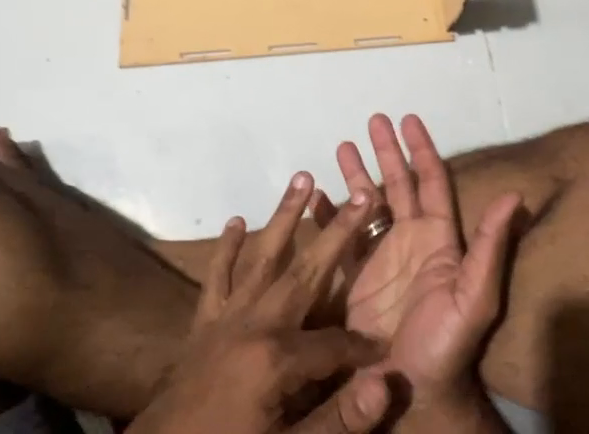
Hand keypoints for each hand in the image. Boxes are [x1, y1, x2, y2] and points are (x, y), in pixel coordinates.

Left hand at [133, 174, 389, 433]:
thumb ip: (338, 418)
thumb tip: (383, 384)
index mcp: (277, 359)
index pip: (337, 344)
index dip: (364, 348)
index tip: (387, 348)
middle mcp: (253, 326)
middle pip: (306, 272)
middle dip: (338, 233)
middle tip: (363, 194)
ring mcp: (224, 321)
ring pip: (262, 259)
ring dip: (285, 218)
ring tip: (302, 178)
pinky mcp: (201, 327)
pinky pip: (216, 280)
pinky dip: (227, 250)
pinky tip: (235, 222)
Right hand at [336, 115, 522, 399]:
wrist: (411, 392)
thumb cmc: (446, 346)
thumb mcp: (475, 297)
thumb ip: (489, 246)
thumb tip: (514, 194)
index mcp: (438, 239)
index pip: (430, 182)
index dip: (420, 150)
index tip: (409, 120)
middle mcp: (410, 241)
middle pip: (398, 184)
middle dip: (386, 151)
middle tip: (373, 118)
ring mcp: (382, 260)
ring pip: (368, 205)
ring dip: (356, 174)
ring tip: (341, 147)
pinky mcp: (356, 280)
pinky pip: (341, 238)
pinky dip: (330, 214)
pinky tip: (316, 197)